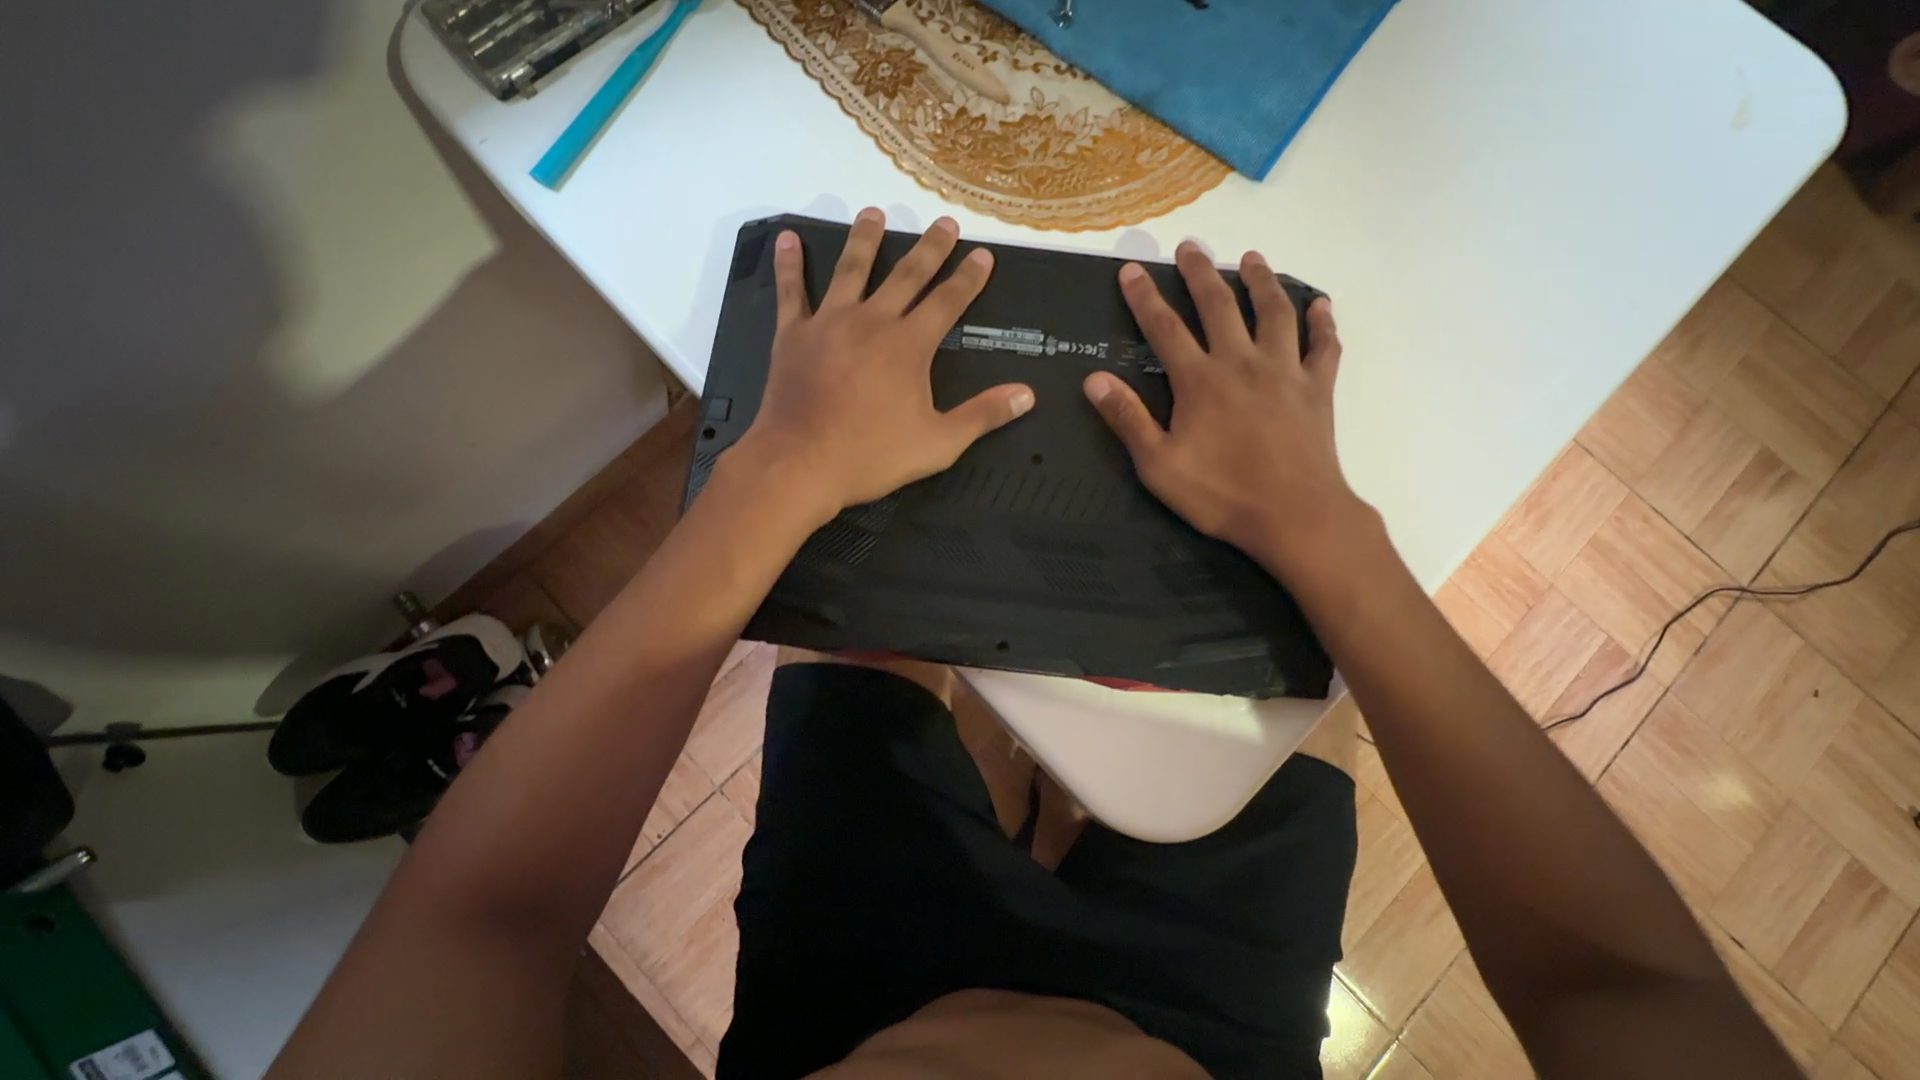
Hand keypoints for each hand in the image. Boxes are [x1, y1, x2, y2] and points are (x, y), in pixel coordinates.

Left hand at [728, 208, 1034, 519]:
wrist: (800, 464)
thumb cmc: (871, 456)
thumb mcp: (938, 443)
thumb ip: (982, 415)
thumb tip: (1027, 395)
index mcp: (909, 345)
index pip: (947, 301)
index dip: (968, 278)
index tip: (982, 255)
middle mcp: (872, 321)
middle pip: (907, 275)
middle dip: (929, 248)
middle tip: (944, 222)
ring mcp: (829, 323)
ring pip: (851, 270)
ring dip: (865, 239)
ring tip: (874, 213)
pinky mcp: (794, 335)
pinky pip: (791, 291)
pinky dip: (789, 264)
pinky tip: (788, 238)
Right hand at [1083, 241, 1363, 566]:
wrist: (1295, 516)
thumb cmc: (1222, 495)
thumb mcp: (1159, 466)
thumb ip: (1128, 419)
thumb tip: (1094, 380)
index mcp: (1200, 382)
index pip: (1165, 329)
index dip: (1145, 298)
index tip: (1132, 270)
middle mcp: (1242, 363)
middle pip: (1219, 306)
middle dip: (1201, 273)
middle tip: (1191, 246)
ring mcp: (1285, 372)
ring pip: (1274, 313)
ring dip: (1261, 281)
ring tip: (1252, 258)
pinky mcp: (1317, 389)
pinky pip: (1324, 346)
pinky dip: (1322, 322)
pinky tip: (1320, 304)